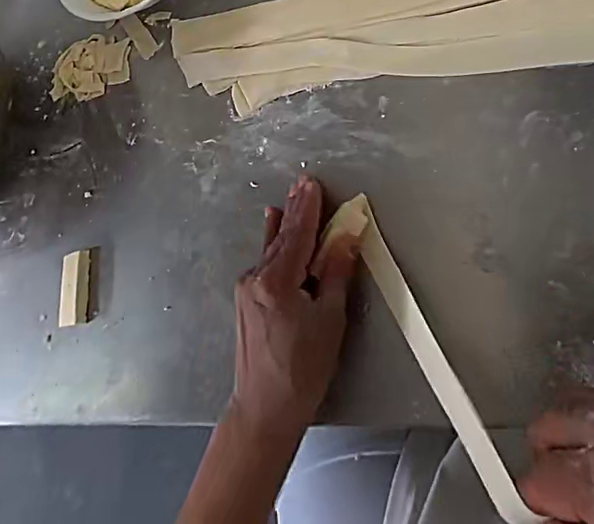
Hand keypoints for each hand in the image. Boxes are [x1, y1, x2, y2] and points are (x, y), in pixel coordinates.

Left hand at [228, 176, 359, 435]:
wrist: (263, 410)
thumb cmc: (302, 370)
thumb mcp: (330, 319)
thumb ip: (336, 272)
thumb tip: (347, 236)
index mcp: (276, 281)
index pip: (299, 235)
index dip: (309, 208)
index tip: (314, 184)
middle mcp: (256, 278)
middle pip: (284, 237)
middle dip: (297, 209)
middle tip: (306, 182)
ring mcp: (247, 288)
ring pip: (273, 248)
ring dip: (287, 223)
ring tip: (294, 196)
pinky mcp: (245, 299)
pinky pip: (264, 261)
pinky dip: (274, 242)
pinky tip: (272, 225)